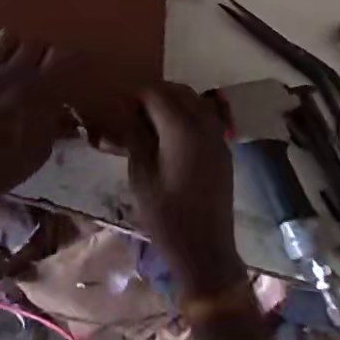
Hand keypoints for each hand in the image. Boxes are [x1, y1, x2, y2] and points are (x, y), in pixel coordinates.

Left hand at [0, 31, 69, 211]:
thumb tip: (66, 118)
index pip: (64, 57)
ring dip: (14, 47)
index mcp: (40, 91)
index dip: (70, 61)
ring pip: (7, 36)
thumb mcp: (36, 154)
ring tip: (11, 63)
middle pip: (36, 42)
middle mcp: (15, 71)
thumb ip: (54, 128)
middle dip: (42, 55)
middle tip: (39, 71)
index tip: (70, 72)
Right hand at [128, 83, 242, 291]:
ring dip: (171, 102)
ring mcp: (218, 135)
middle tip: (130, 110)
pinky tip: (169, 134)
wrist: (205, 248)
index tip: (116, 103)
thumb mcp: (140, 175)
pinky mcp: (223, 148)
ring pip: (194, 101)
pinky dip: (186, 115)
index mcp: (182, 128)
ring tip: (147, 121)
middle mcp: (205, 124)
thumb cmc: (166, 215)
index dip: (134, 94)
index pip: (155, 93)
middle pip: (178, 91)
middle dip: (154, 94)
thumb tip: (125, 110)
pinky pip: (204, 117)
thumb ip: (134, 136)